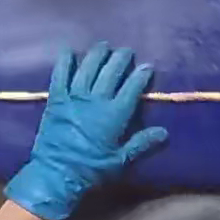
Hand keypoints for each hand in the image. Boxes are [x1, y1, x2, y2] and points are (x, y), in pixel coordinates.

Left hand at [5, 43, 167, 219]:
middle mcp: (96, 100)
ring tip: (104, 45)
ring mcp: (74, 97)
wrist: (56, 173)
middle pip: (111, 72)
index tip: (147, 66)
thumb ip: (141, 143)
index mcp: (114, 115)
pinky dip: (65, 61)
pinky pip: (60, 74)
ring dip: (97, 54)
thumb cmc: (91, 169)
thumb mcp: (120, 161)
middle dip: (121, 58)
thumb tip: (164, 132)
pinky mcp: (56, 99)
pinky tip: (68, 49)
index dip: (141, 75)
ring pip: (88, 68)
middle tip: (126, 51)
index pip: (132, 88)